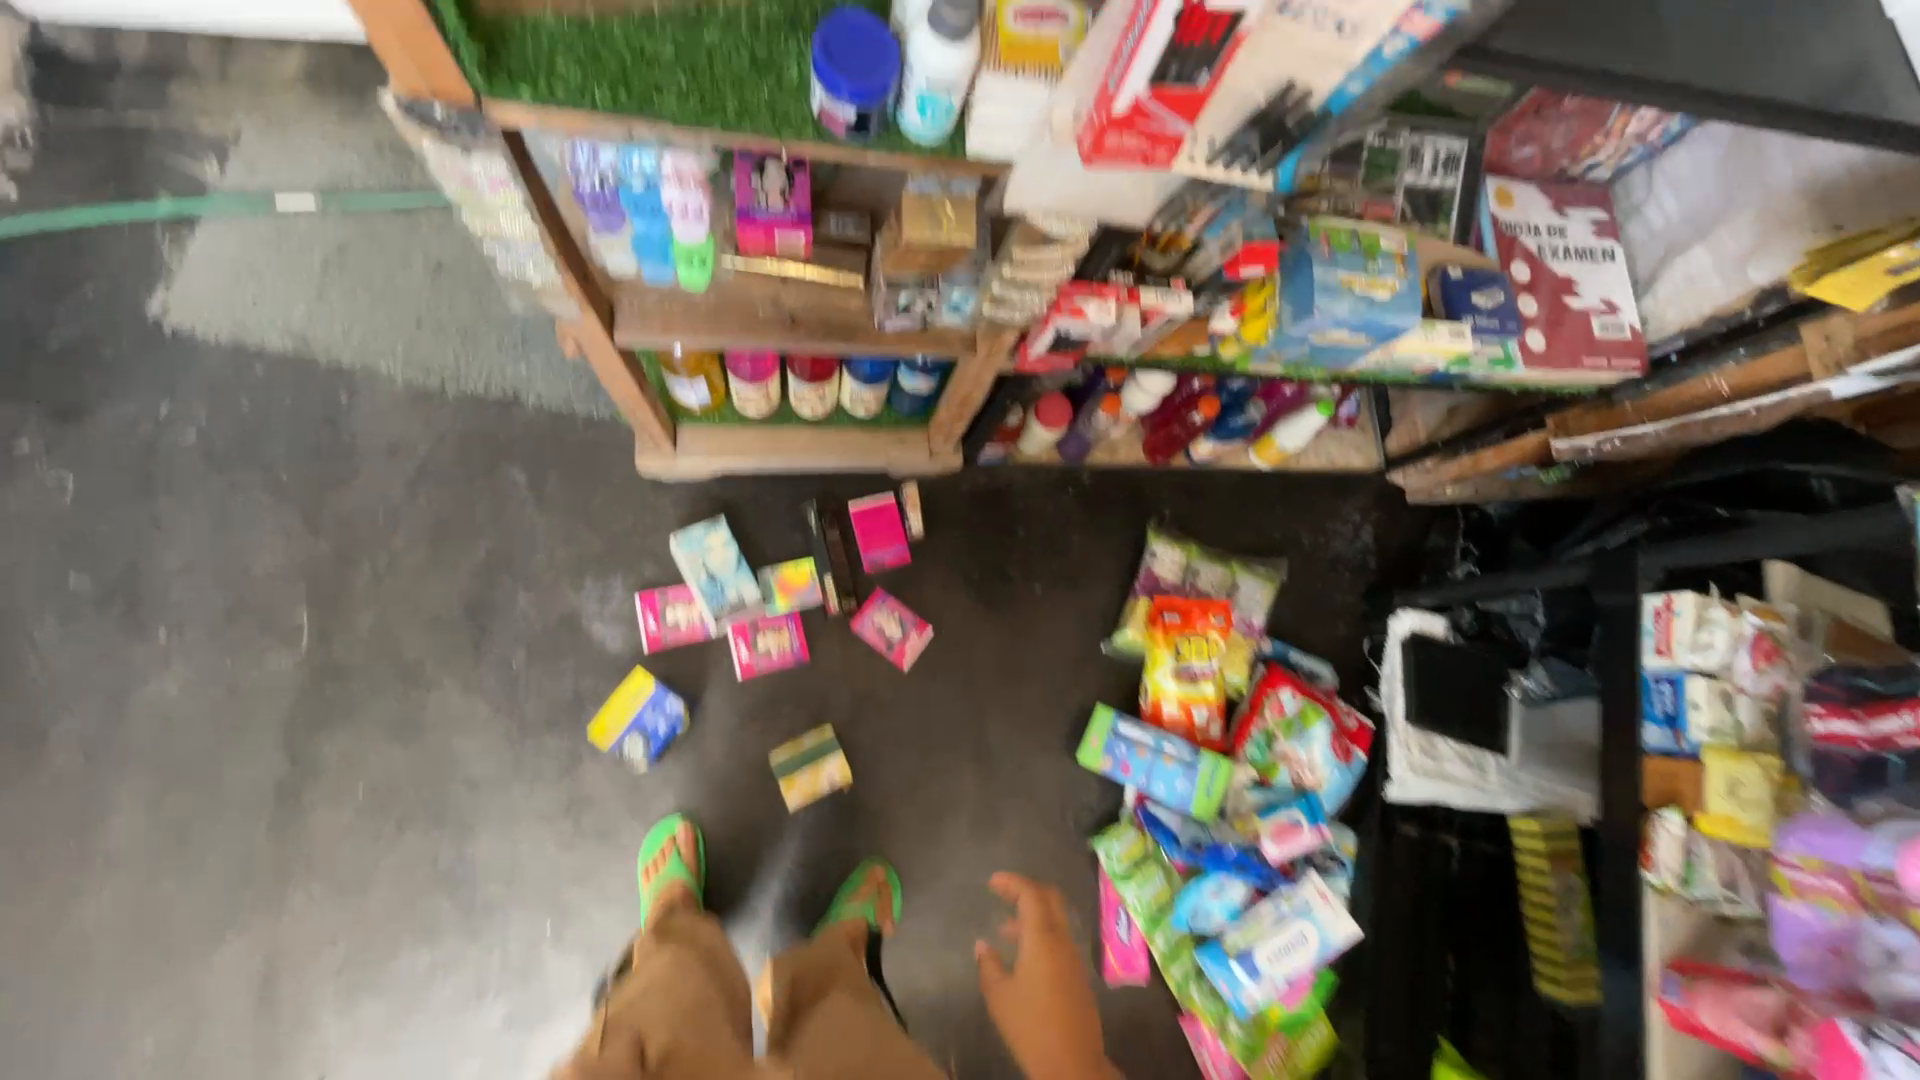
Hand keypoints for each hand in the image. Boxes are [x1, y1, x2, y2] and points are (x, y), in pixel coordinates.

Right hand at [975, 873, 1118, 1079]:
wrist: (1073, 1064)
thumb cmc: (1031, 1027)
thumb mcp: (999, 996)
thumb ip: (989, 965)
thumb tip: (983, 945)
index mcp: (1043, 939)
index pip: (1031, 894)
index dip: (1012, 882)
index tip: (992, 882)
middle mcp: (1062, 941)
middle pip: (1050, 899)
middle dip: (1026, 890)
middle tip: (1003, 892)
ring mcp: (1074, 958)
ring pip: (1056, 921)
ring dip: (1032, 916)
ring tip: (1005, 929)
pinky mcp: (1078, 975)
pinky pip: (1060, 940)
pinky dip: (1041, 934)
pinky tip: (1023, 956)